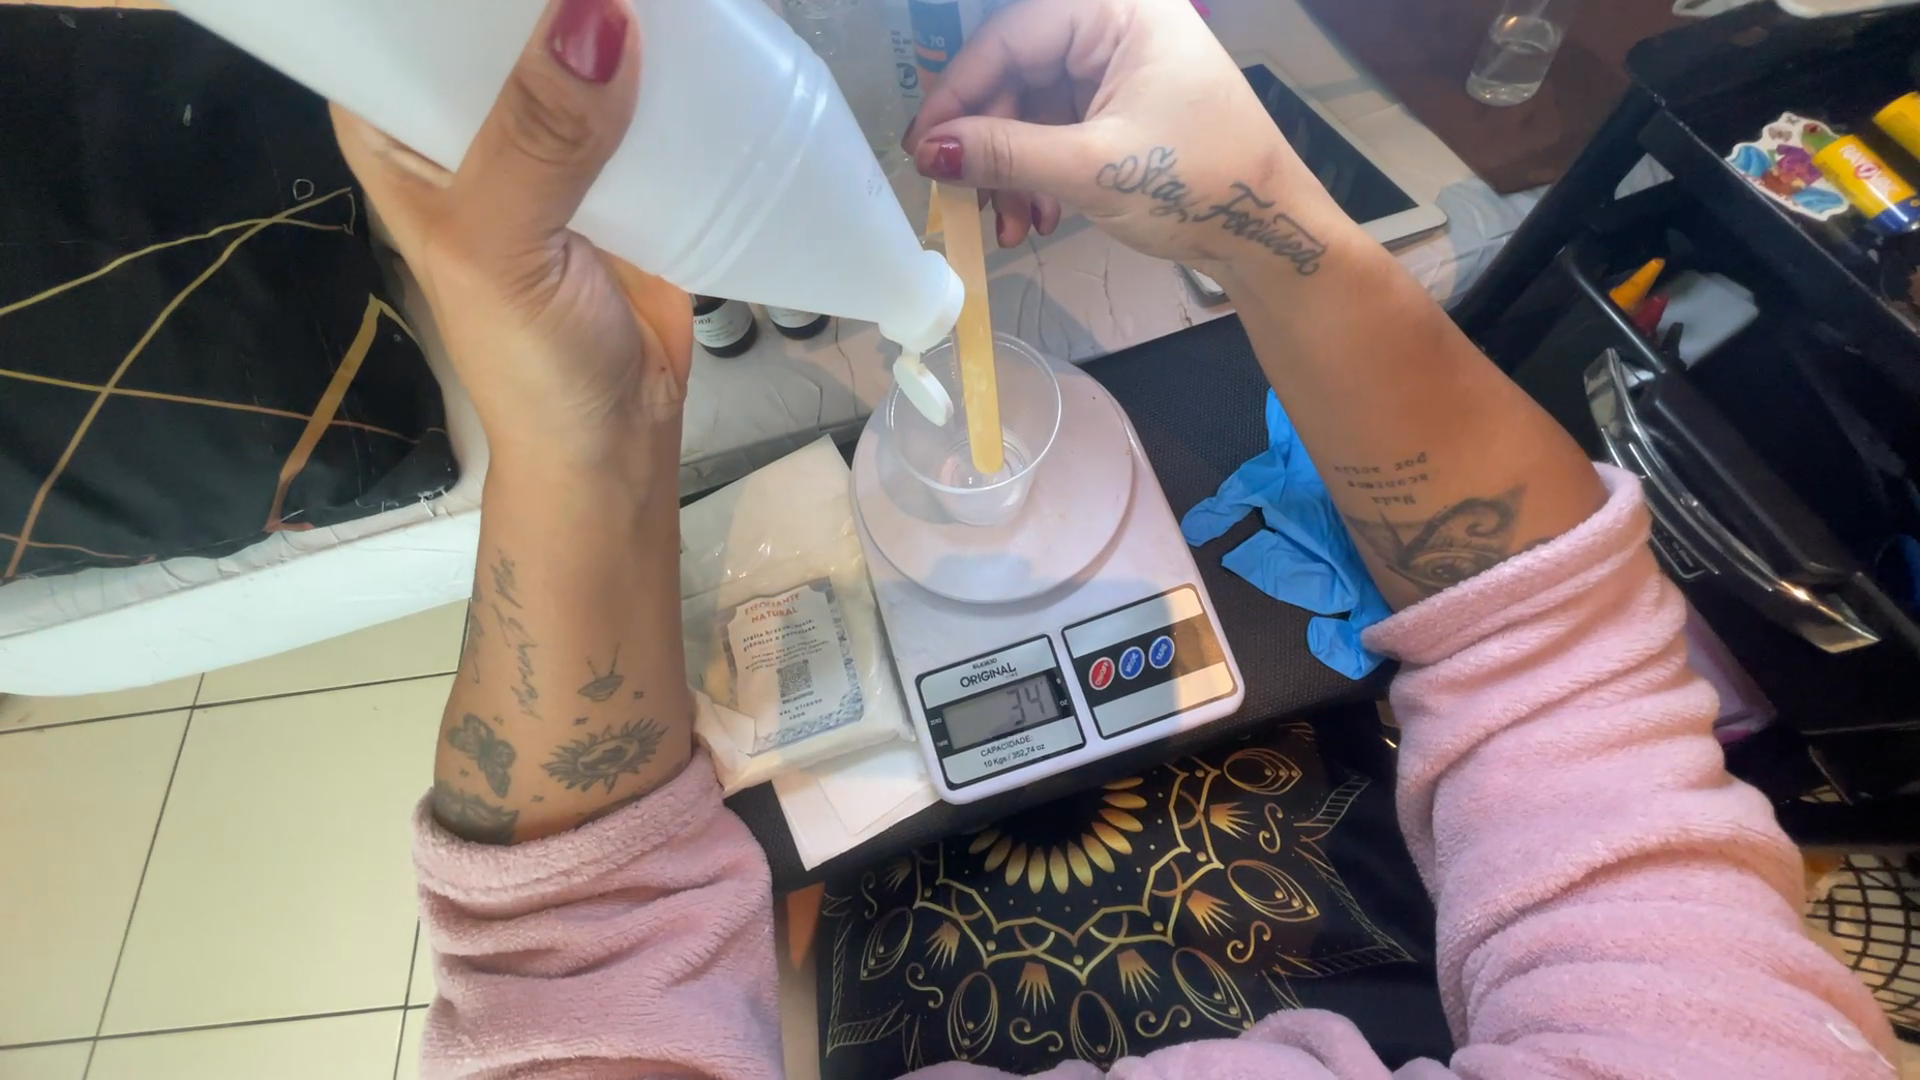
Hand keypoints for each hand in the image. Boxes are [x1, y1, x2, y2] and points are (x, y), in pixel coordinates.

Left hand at [331, 0, 691, 478]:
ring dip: (627, 30)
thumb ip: (539, 140)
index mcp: (406, 129)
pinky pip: (653, 121)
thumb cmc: (531, 362)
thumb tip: (600, 15)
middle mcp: (481, 130)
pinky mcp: (637, 189)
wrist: (619, 439)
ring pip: (587, 65)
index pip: (408, 9)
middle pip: (509, 25)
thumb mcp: (505, 249)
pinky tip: (710, 51)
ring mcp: (566, 159)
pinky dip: (676, 90)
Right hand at [905, 0, 1353, 274]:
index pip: (1011, 35)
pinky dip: (1037, 180)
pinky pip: (1053, 138)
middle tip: (969, 203)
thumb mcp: (1092, 169)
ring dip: (1012, 176)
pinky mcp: (1114, 114)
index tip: (923, 149)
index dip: (959, 94)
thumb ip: (1007, 155)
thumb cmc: (1195, 183)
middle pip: (1017, 78)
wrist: (1262, 230)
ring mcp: (1113, 74)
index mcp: (1116, 9)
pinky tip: (1040, 220)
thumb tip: (928, 152)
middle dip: (992, 150)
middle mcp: (1111, 28)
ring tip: (1014, 228)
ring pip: (1030, 115)